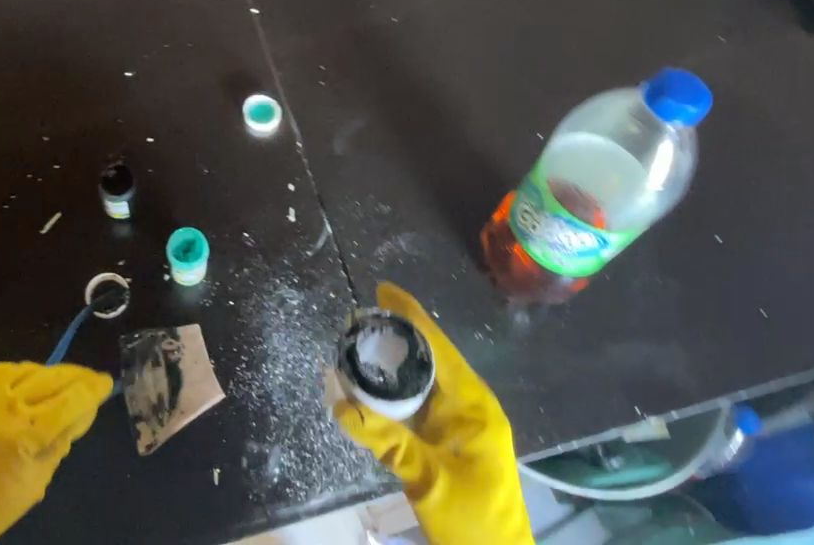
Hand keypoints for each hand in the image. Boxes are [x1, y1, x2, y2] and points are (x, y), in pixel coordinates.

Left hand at [0, 362, 113, 544]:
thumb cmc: (1, 503)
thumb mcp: (43, 475)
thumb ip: (65, 436)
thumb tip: (87, 407)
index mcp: (28, 435)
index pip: (73, 399)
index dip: (94, 388)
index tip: (108, 384)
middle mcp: (10, 408)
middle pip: (57, 378)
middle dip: (81, 378)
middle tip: (95, 382)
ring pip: (38, 369)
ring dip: (57, 375)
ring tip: (68, 384)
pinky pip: (14, 368)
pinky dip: (32, 372)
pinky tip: (38, 382)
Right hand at [331, 284, 534, 544]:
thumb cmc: (472, 523)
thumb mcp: (427, 478)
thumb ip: (385, 439)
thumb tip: (339, 402)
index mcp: (473, 404)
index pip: (438, 345)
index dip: (411, 315)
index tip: (381, 291)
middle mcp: (469, 406)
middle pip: (430, 358)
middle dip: (397, 336)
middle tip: (358, 322)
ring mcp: (461, 427)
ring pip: (424, 382)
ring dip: (394, 365)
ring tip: (359, 346)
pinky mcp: (450, 445)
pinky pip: (420, 407)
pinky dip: (396, 394)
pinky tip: (372, 391)